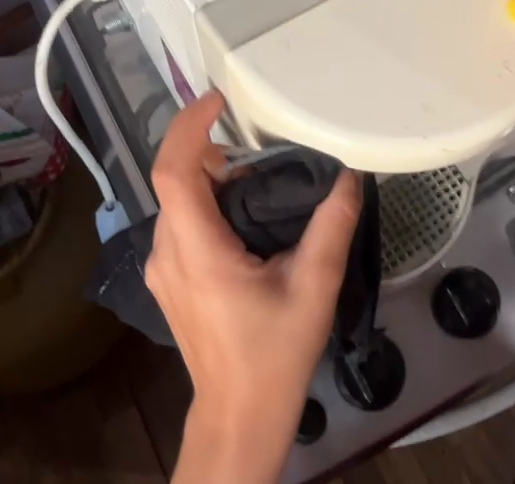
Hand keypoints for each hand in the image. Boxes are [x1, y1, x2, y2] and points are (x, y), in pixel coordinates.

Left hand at [147, 91, 360, 483]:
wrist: (239, 414)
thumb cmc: (273, 355)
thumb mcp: (314, 287)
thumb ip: (332, 225)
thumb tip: (350, 175)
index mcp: (198, 251)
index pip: (173, 171)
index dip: (189, 127)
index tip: (217, 99)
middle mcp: (168, 252)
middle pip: (175, 179)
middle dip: (210, 147)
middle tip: (257, 139)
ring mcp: (164, 267)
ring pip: (178, 200)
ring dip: (212, 177)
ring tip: (260, 176)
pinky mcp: (171, 277)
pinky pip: (182, 221)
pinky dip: (208, 201)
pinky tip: (247, 215)